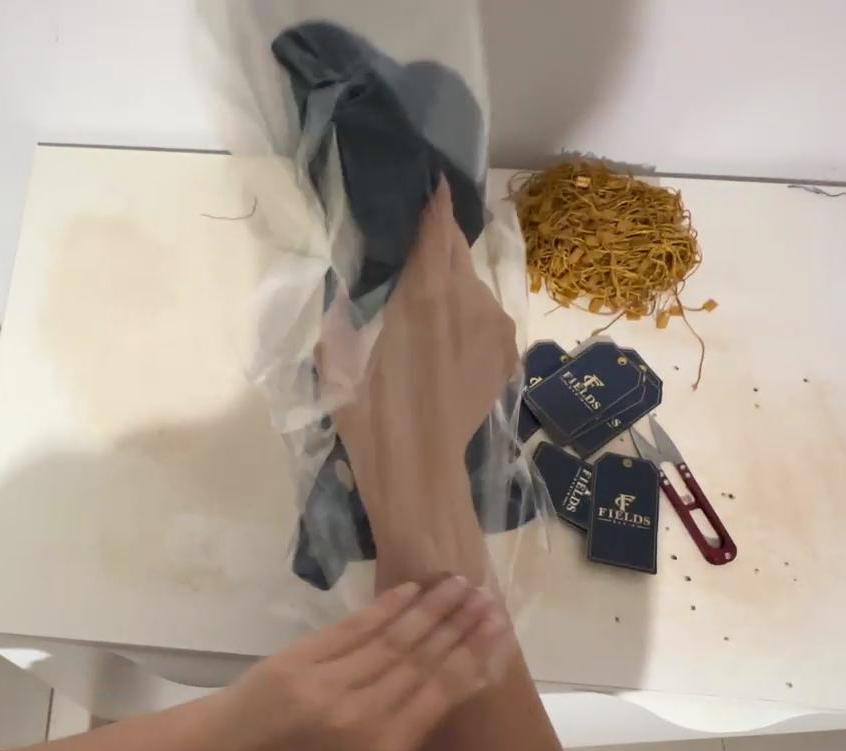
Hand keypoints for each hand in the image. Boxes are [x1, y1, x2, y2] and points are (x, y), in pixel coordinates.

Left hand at [203, 576, 508, 750]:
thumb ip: (402, 724)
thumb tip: (448, 680)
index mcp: (383, 748)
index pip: (440, 693)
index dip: (473, 655)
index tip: (499, 626)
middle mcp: (363, 715)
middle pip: (422, 660)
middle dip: (459, 625)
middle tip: (487, 595)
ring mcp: (330, 683)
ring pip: (394, 640)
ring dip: (430, 609)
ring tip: (459, 584)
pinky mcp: (302, 659)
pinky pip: (354, 629)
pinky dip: (385, 607)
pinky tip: (410, 590)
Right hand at [331, 181, 518, 543]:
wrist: (418, 471)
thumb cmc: (368, 418)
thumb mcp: (337, 362)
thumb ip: (341, 313)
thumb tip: (344, 284)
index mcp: (422, 296)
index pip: (435, 226)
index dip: (430, 203)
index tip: (422, 186)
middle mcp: (468, 299)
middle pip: (456, 250)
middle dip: (436, 246)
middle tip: (411, 258)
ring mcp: (495, 325)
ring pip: (472, 284)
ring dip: (451, 287)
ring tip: (426, 317)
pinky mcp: (508, 350)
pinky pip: (486, 314)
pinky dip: (468, 317)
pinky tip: (447, 346)